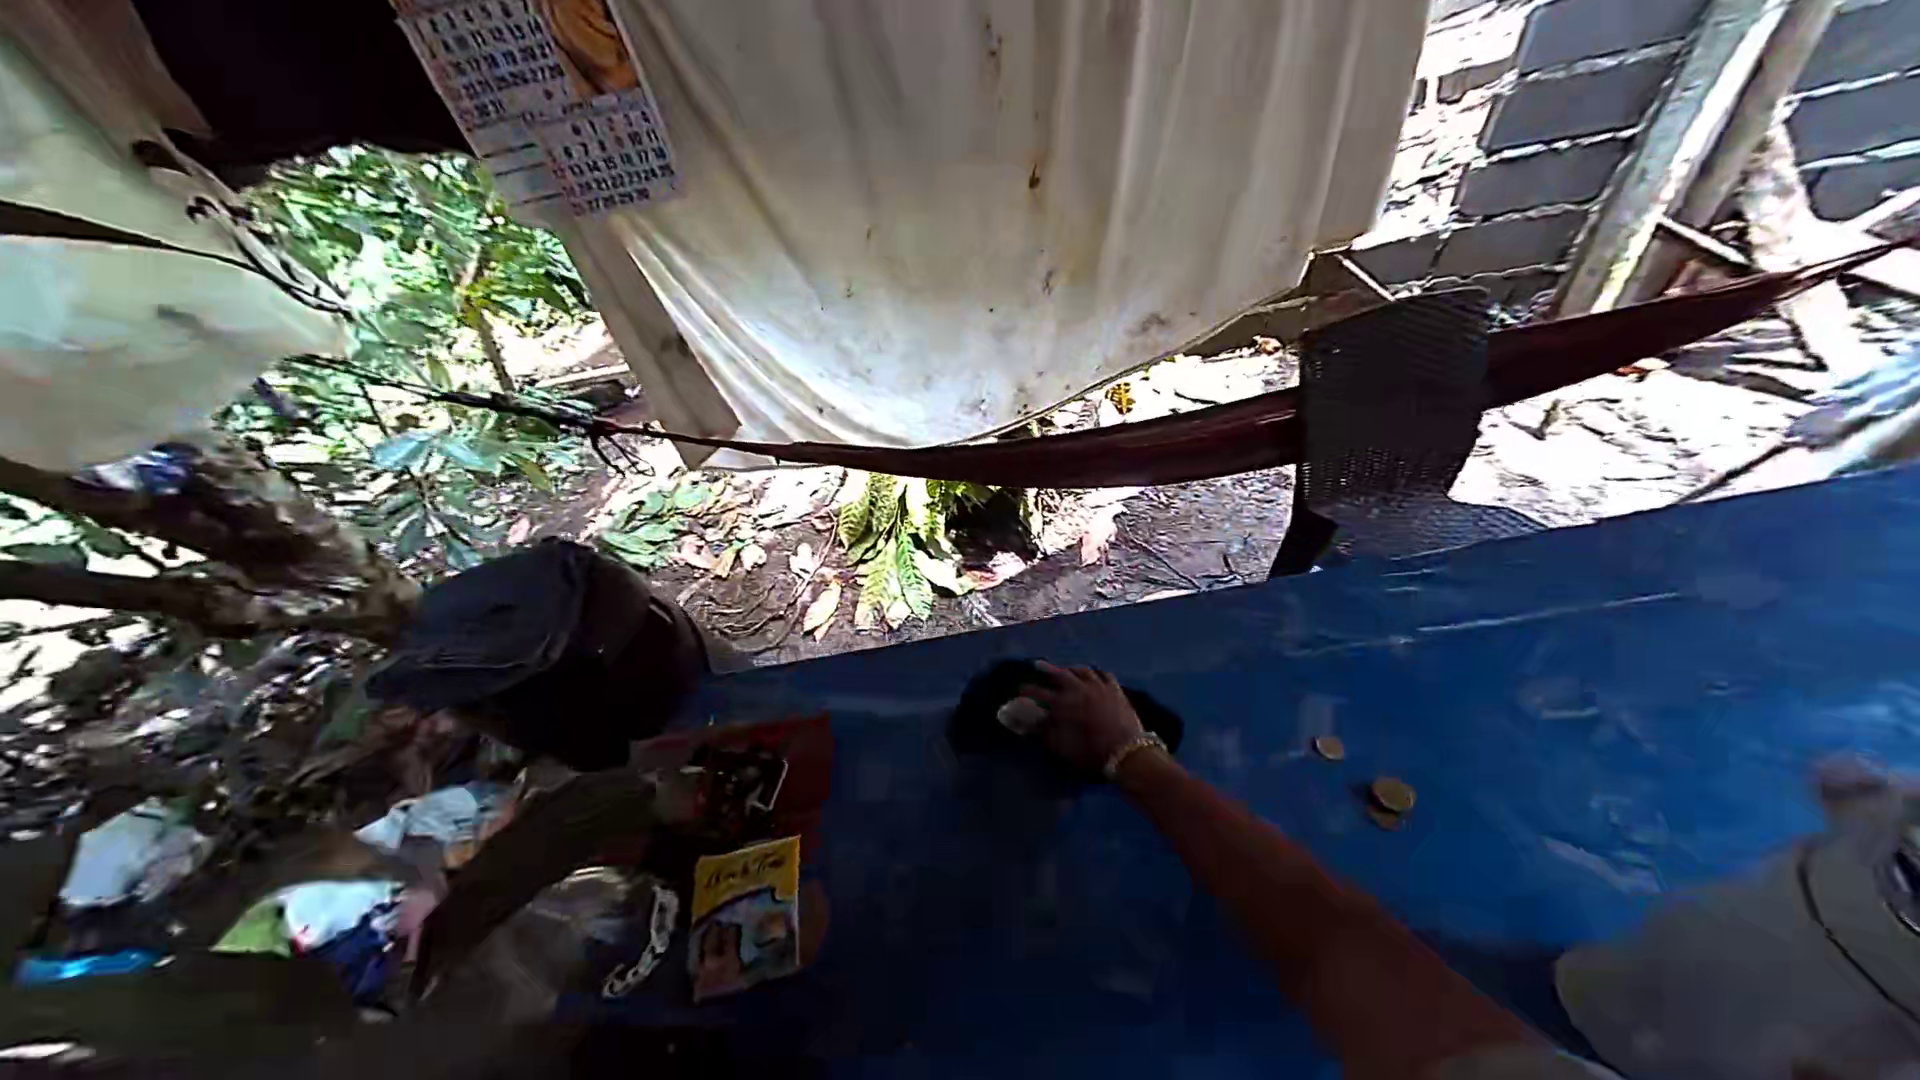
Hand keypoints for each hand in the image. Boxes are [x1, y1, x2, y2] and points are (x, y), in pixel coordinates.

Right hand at [1019, 661, 1145, 775]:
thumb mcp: (1062, 746)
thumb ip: (1044, 732)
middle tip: (1037, 664)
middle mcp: (1079, 689)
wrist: (1127, 752)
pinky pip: (1104, 674)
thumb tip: (1031, 721)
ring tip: (1065, 669)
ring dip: (1071, 669)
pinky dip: (1096, 672)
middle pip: (1060, 674)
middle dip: (1046, 669)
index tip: (1019, 689)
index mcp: (1064, 703)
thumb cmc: (1091, 752)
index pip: (1039, 692)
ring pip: (1082, 671)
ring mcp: (1099, 686)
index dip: (1027, 690)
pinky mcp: (1115, 689)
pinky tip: (1093, 672)